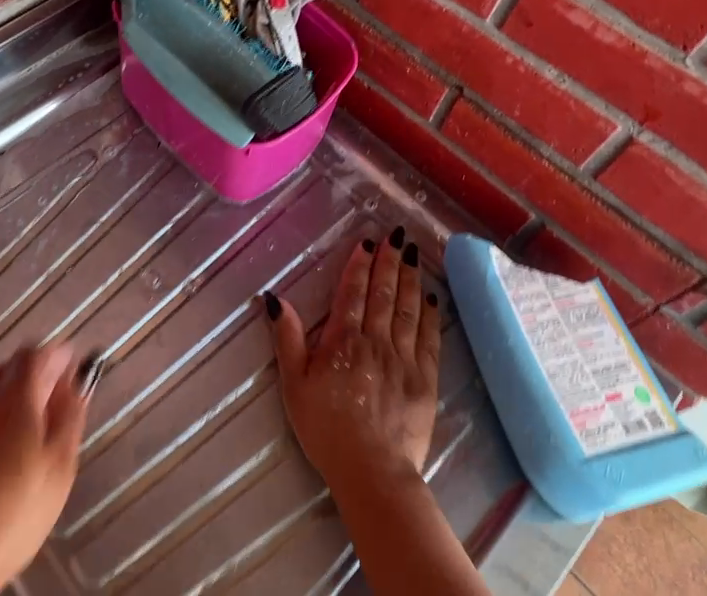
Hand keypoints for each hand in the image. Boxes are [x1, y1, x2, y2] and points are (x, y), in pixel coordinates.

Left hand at [0, 343, 95, 595]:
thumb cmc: (11, 516)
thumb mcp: (59, 469)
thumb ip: (69, 417)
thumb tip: (75, 381)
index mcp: (15, 401)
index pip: (35, 356)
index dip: (55, 354)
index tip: (70, 362)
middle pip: (6, 371)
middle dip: (30, 373)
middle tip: (50, 394)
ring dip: (3, 398)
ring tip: (21, 428)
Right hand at [265, 227, 440, 495]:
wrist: (371, 470)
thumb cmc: (325, 429)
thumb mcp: (293, 385)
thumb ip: (287, 338)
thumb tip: (274, 298)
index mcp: (343, 341)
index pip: (353, 293)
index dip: (360, 266)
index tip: (368, 243)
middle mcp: (376, 341)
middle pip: (384, 294)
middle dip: (389, 262)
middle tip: (397, 235)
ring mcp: (404, 359)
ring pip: (409, 310)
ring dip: (410, 279)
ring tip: (413, 254)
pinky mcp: (425, 379)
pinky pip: (430, 338)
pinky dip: (430, 314)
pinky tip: (431, 297)